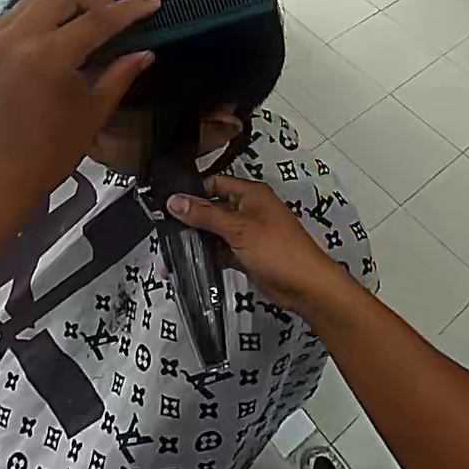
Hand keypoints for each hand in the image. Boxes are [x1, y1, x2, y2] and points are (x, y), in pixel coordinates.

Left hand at [0, 0, 158, 216]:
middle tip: (115, 17)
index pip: (98, 19)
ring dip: (66, 3)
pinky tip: (57, 36)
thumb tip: (144, 53)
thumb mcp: (95, 111)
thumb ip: (121, 74)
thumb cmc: (51, 152)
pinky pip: (15, 14)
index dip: (130, 9)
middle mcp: (18, 39)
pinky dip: (41, 15)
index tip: (150, 4)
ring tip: (87, 24)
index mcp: (49, 57)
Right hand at [165, 175, 359, 313]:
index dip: (193, 191)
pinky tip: (186, 265)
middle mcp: (249, 210)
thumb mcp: (238, 228)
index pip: (215, 183)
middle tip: (164, 230)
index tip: (168, 203)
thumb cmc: (281, 250)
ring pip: (214, 232)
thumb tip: (176, 201)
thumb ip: (205, 214)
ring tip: (169, 252)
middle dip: (190, 220)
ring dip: (195, 241)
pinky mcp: (246, 254)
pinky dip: (206, 256)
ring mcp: (248, 233)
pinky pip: (220, 251)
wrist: (305, 285)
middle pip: (212, 208)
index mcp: (251, 194)